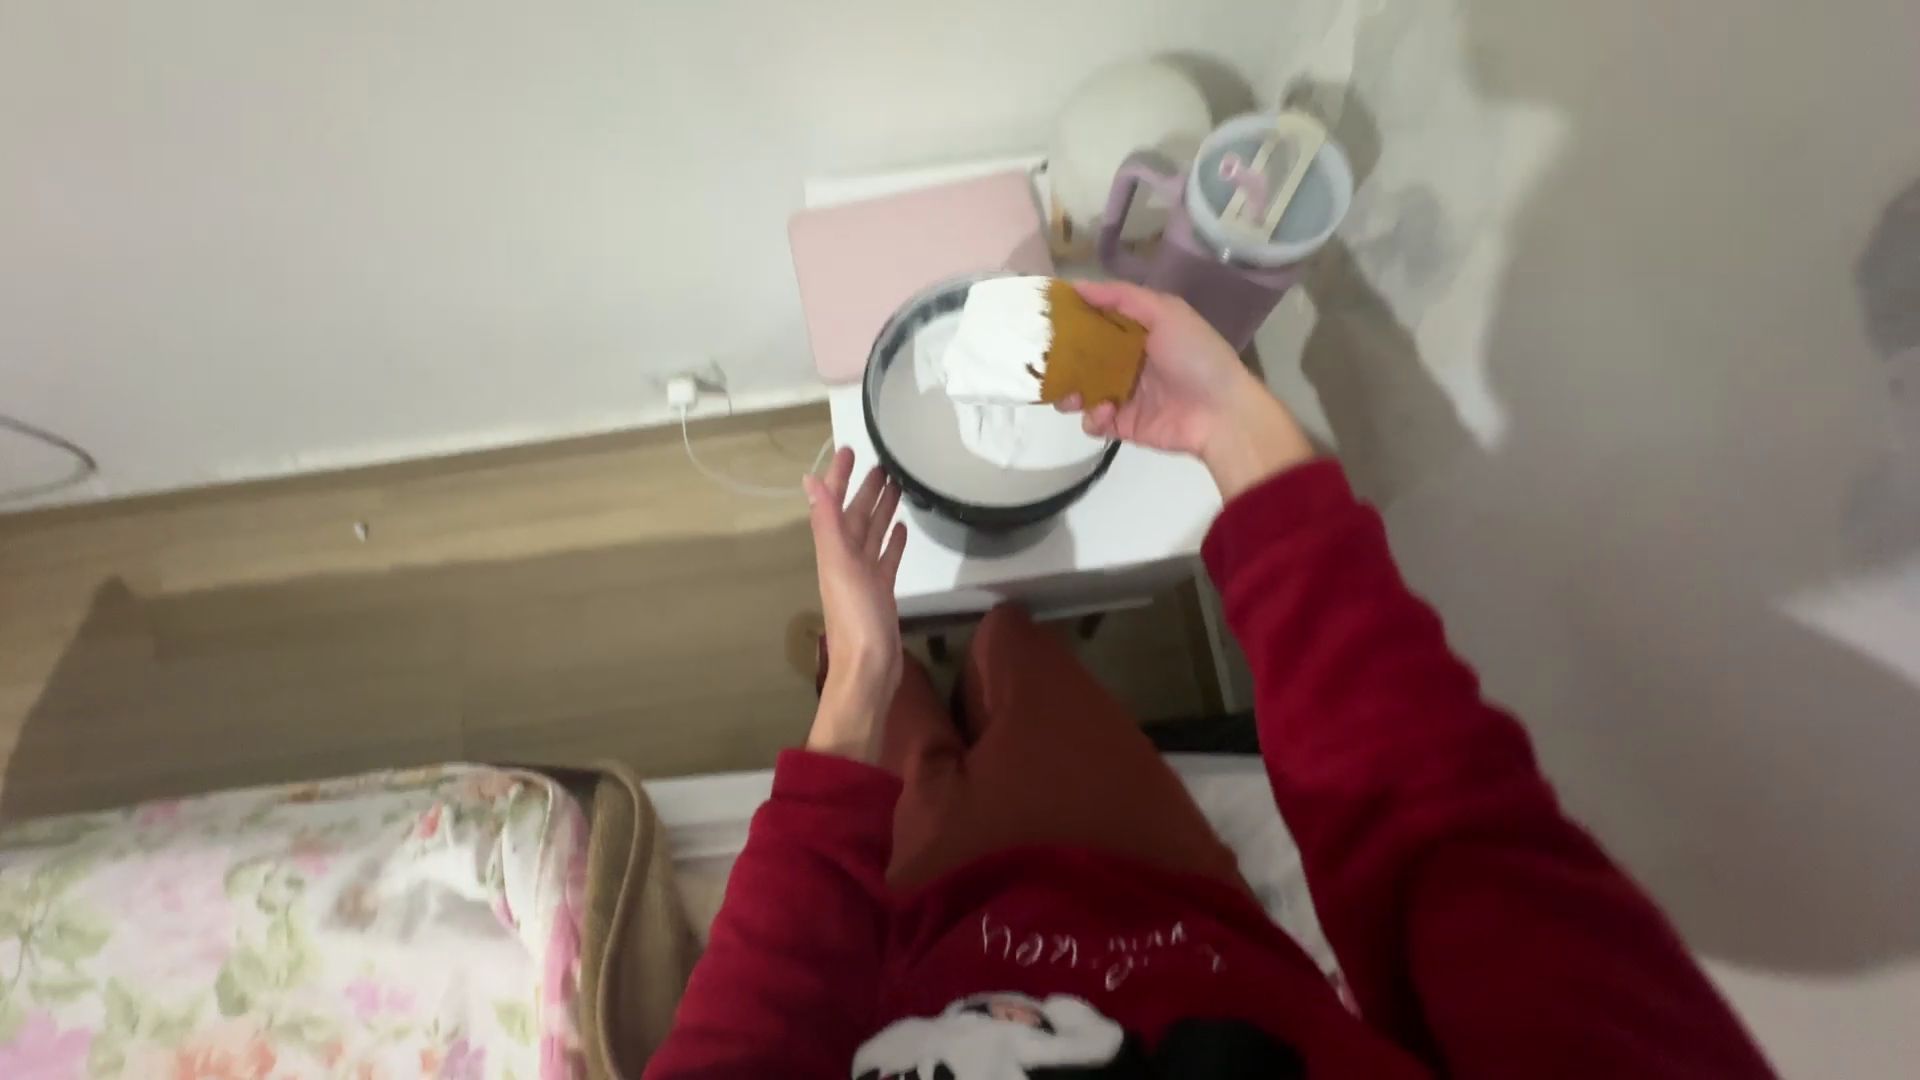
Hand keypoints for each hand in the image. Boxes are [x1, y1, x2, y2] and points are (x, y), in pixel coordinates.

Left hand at [800, 448, 906, 760]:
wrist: (869, 668)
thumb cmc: (855, 617)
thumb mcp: (839, 565)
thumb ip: (826, 523)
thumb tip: (810, 480)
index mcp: (833, 550)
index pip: (835, 504)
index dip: (840, 477)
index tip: (850, 449)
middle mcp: (846, 558)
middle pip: (857, 515)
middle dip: (866, 489)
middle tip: (884, 463)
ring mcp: (865, 575)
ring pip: (873, 533)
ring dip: (882, 510)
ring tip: (898, 486)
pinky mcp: (883, 591)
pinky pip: (887, 558)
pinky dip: (893, 542)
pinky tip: (902, 529)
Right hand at [1061, 281, 1314, 498]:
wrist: (1220, 413)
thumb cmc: (1196, 356)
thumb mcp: (1166, 312)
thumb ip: (1122, 296)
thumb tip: (1077, 285)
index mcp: (1138, 333)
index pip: (1096, 323)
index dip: (1072, 321)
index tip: (1047, 319)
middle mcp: (1127, 363)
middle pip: (1082, 360)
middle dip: (1062, 363)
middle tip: (1045, 364)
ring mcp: (1123, 396)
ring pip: (1081, 393)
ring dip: (1070, 393)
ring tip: (1071, 396)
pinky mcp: (1122, 425)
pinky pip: (1094, 422)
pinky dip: (1093, 418)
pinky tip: (1106, 412)